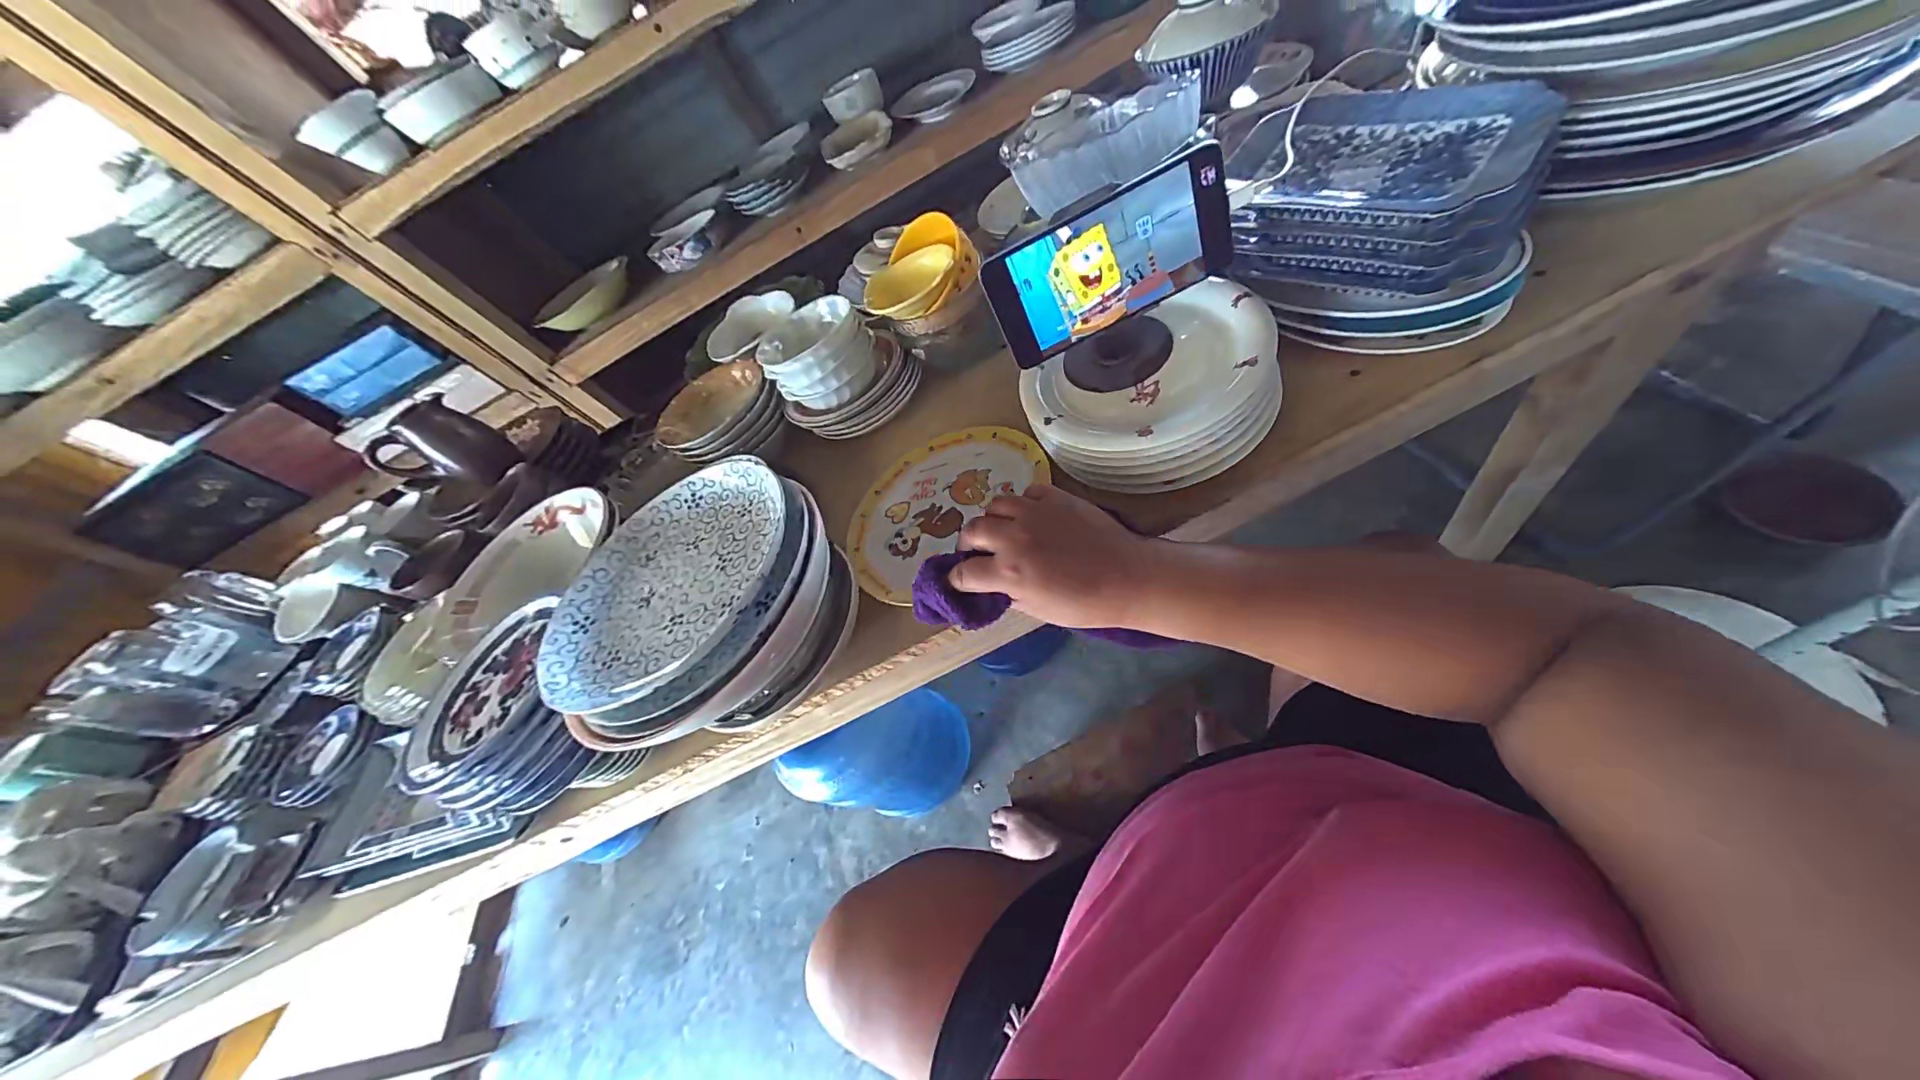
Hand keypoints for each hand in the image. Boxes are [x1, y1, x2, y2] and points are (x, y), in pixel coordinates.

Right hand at [949, 485, 1162, 628]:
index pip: (963, 572)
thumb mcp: (1039, 611)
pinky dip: (1023, 504)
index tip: (960, 580)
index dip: (957, 579)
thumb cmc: (1085, 604)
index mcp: (1008, 573)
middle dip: (969, 544)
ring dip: (994, 519)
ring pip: (995, 504)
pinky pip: (1026, 493)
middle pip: (971, 531)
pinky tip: (1033, 516)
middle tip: (980, 552)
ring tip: (1005, 528)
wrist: (1128, 577)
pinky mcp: (1055, 497)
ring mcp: (1033, 513)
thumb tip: (997, 586)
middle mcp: (1013, 538)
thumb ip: (1011, 594)